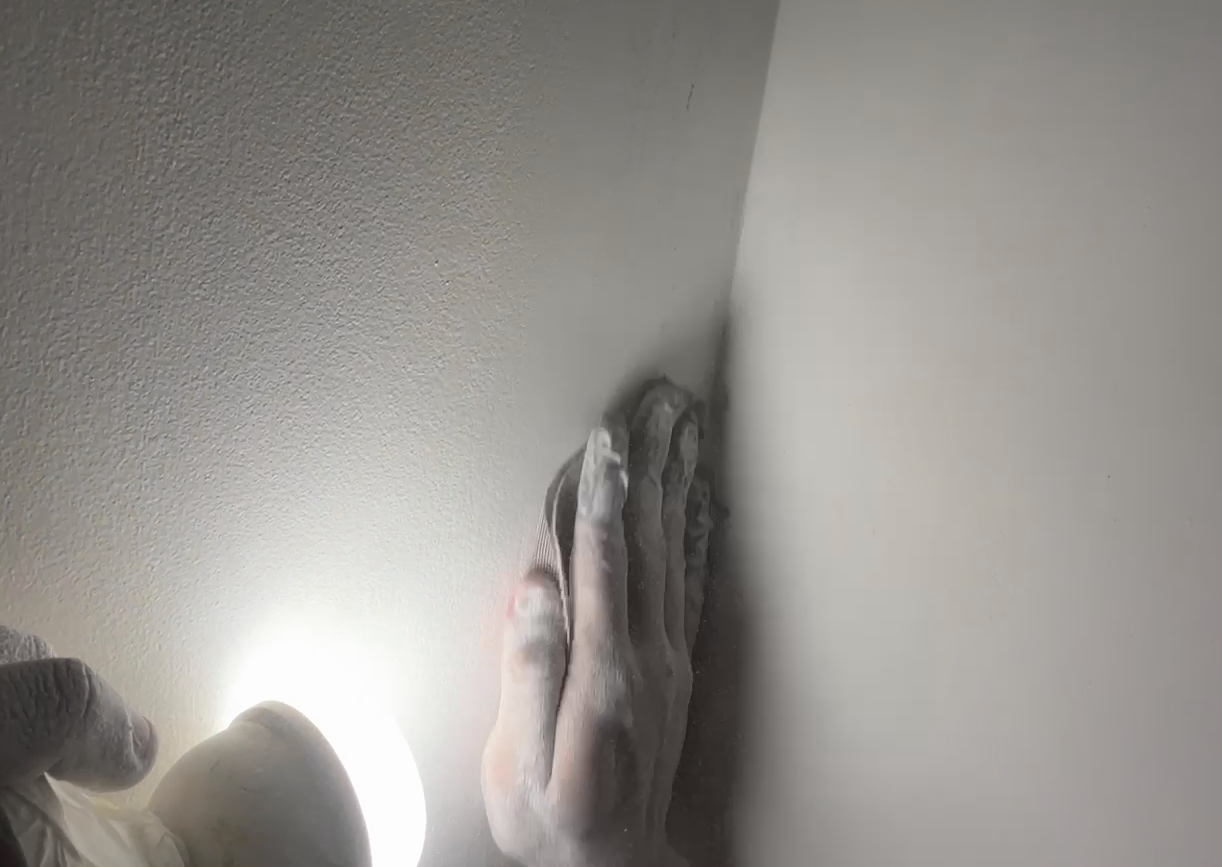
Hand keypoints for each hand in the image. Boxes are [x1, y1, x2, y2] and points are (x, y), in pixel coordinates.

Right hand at [484, 384, 713, 866]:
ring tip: (686, 424)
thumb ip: (527, 673)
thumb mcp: (519, 765)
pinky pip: (691, 579)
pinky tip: (703, 493)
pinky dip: (697, 527)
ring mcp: (668, 653)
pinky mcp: (677, 660)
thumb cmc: (553, 819)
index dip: (605, 496)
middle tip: (661, 401)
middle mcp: (645, 651)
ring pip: (675, 547)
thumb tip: (536, 587)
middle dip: (653, 464)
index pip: (604, 563)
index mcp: (602, 671)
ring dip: (680, 480)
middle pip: (648, 539)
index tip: (609, 438)